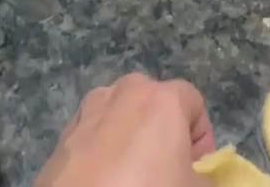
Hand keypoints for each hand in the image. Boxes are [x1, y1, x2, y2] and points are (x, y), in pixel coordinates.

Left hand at [34, 73, 215, 186]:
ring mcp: (89, 110)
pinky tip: (102, 182)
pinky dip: (101, 152)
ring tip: (131, 180)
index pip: (194, 102)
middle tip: (166, 175)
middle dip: (164, 134)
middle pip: (155, 103)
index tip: (195, 171)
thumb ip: (205, 177)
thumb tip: (197, 176)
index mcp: (161, 99)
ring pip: (121, 115)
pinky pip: (94, 134)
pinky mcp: (63, 134)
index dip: (201, 138)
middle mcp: (123, 92)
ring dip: (131, 139)